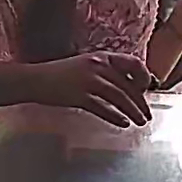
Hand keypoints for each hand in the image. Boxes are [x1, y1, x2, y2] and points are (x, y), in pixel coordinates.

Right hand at [29, 52, 152, 126]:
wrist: (35, 80)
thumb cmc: (59, 75)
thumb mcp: (85, 65)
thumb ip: (105, 72)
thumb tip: (125, 86)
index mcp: (102, 57)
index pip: (134, 63)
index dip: (144, 77)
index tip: (146, 91)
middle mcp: (98, 66)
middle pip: (128, 85)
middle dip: (141, 102)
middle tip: (147, 115)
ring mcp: (88, 81)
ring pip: (119, 97)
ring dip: (133, 111)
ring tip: (140, 122)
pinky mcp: (79, 96)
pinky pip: (103, 108)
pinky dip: (115, 117)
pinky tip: (123, 124)